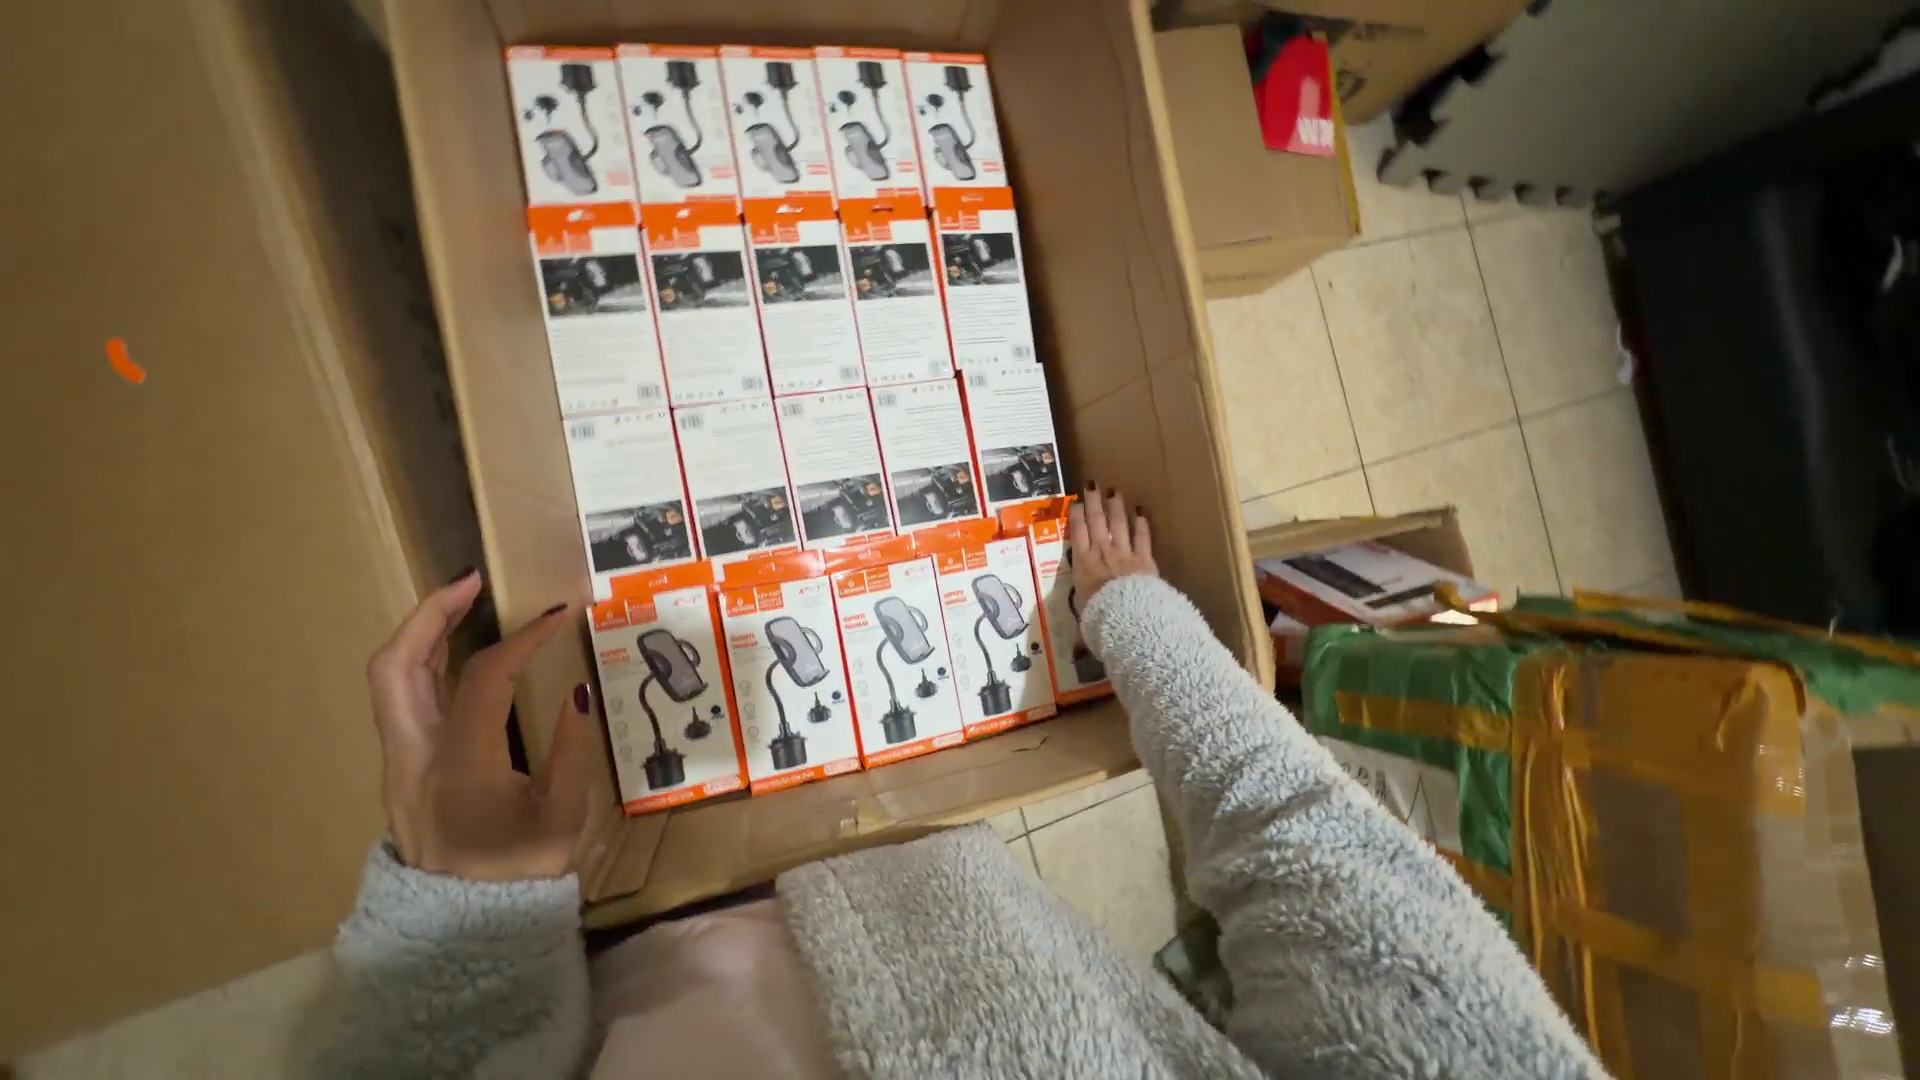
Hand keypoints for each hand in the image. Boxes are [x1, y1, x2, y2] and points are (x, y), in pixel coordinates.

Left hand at [365, 568, 594, 880]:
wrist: (463, 924)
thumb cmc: (519, 869)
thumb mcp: (563, 815)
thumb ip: (572, 750)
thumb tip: (578, 690)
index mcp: (461, 766)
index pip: (484, 678)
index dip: (523, 638)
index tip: (559, 615)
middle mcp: (414, 756)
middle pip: (397, 665)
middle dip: (431, 612)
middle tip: (473, 580)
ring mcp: (398, 762)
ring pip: (389, 679)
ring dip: (423, 630)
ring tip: (464, 599)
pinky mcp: (401, 767)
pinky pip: (401, 698)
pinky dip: (424, 659)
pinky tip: (456, 647)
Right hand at [1069, 484, 1156, 605]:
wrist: (1126, 615)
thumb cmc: (1098, 613)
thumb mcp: (1081, 609)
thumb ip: (1081, 603)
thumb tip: (1075, 631)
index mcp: (1083, 562)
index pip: (1077, 532)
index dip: (1076, 515)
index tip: (1076, 502)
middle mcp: (1101, 551)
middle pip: (1096, 521)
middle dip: (1093, 502)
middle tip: (1093, 485)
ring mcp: (1124, 553)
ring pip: (1118, 524)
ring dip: (1116, 506)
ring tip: (1114, 491)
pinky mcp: (1144, 558)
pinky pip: (1142, 537)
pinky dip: (1141, 524)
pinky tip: (1140, 512)